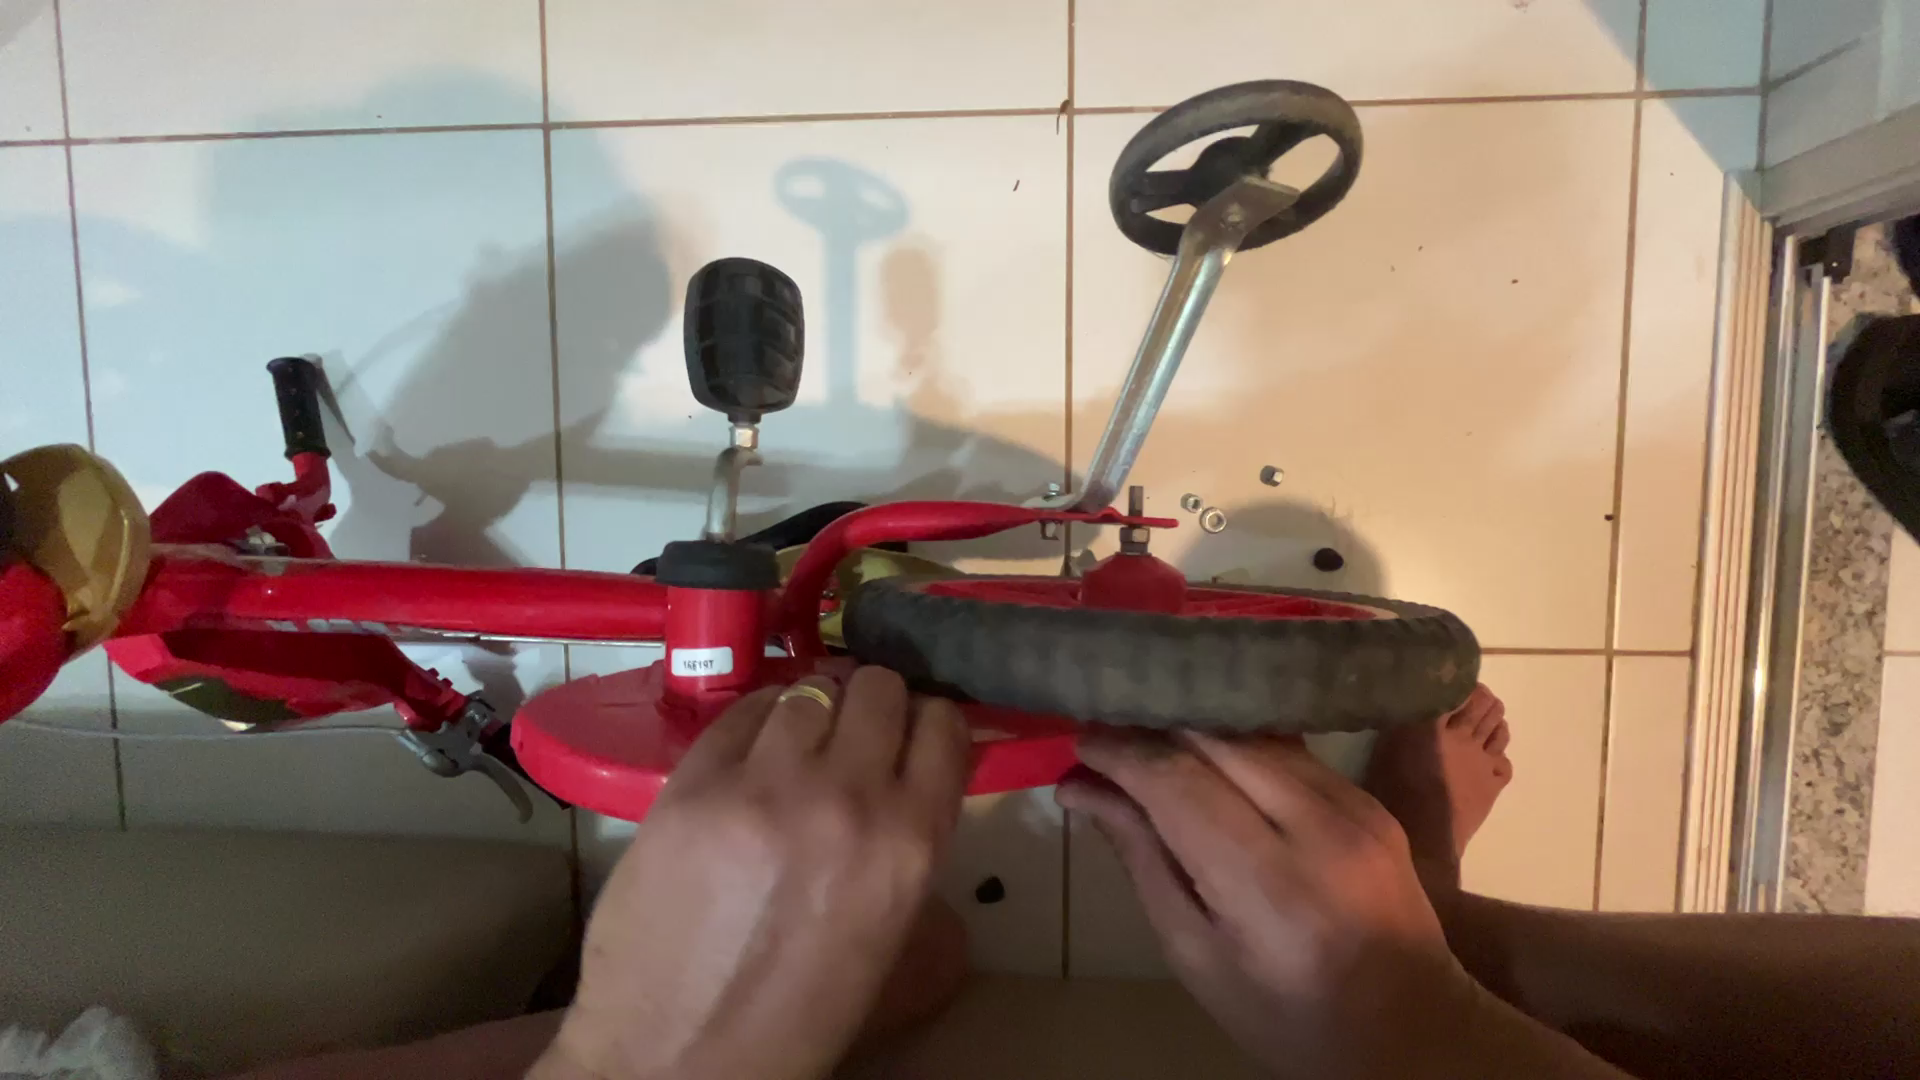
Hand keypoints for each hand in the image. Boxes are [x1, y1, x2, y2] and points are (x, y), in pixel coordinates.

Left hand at [532, 666, 970, 1079]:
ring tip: (797, 743)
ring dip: (814, 708)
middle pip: (879, 686)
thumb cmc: (800, 1011)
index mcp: (909, 842)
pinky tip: (753, 751)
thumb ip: (919, 840)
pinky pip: (745, 708)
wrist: (674, 1061)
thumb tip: (925, 767)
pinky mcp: (694, 782)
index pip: (943, 723)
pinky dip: (760, 718)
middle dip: (873, 703)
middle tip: (853, 733)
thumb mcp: (893, 934)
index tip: (911, 732)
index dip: (929, 720)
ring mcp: (765, 783)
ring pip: (811, 688)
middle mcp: (846, 797)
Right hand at [1057, 730, 1481, 1079]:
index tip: (1079, 744)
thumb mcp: (1193, 951)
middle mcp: (1317, 829)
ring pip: (1245, 731)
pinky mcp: (1365, 796)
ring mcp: (1352, 804)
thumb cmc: (1284, 1012)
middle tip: (1103, 736)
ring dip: (1185, 727)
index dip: (1119, 752)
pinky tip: (1199, 754)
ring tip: (1142, 739)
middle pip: (1210, 739)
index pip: (1176, 782)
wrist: (1415, 1032)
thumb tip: (1079, 788)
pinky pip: (1280, 745)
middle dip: (1147, 728)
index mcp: (1268, 887)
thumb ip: (1140, 858)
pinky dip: (1227, 741)